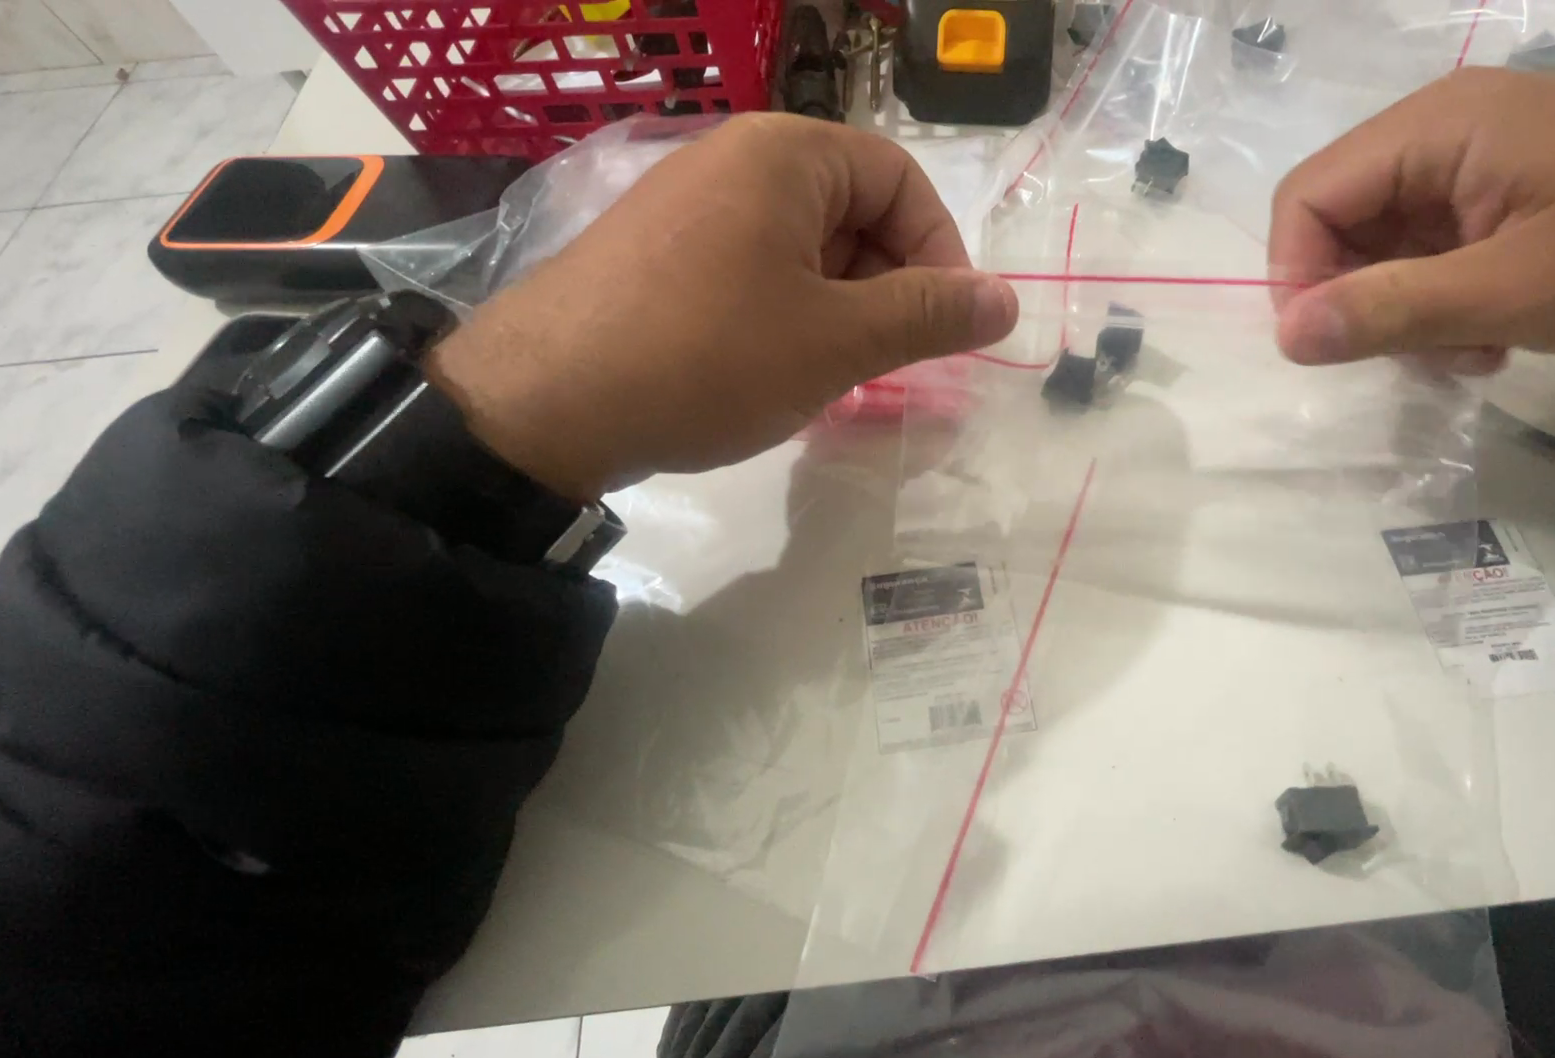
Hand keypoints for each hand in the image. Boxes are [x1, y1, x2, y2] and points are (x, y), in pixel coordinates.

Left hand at [425, 114, 1019, 499]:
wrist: (546, 405)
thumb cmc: (711, 358)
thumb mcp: (837, 342)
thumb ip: (928, 316)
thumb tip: (1008, 301)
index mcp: (786, 156)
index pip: (900, 181)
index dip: (940, 253)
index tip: (946, 329)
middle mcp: (735, 161)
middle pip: (852, 212)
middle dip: (888, 288)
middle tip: (892, 365)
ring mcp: (689, 207)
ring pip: (803, 249)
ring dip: (841, 311)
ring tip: (837, 377)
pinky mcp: (660, 255)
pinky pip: (753, 271)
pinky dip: (789, 316)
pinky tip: (780, 371)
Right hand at [1269, 71, 1554, 367]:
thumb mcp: (1517, 289)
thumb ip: (1389, 309)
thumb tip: (1285, 336)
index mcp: (1439, 125)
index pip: (1307, 196)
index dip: (1296, 274)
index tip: (1328, 343)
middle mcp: (1445, 131)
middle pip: (1338, 222)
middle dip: (1357, 298)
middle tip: (1408, 353)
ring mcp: (1476, 162)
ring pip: (1379, 247)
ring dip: (1400, 311)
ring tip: (1463, 351)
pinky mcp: (1502, 194)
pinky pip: (1426, 254)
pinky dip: (1437, 304)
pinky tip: (1485, 336)